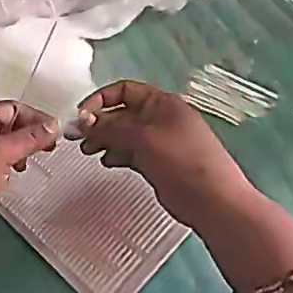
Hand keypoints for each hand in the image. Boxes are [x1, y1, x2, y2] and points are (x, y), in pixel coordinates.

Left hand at [0, 101, 59, 223]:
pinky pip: (0, 160)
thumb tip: (54, 125)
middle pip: (9, 124)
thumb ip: (30, 137)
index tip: (53, 130)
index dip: (33, 116)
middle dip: (30, 133)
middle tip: (49, 146)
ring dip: (22, 149)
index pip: (11, 108)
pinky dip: (11, 163)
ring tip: (32, 159)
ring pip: (6, 143)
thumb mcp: (3, 151)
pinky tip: (16, 172)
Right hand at [76, 80, 259, 227]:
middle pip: (121, 113)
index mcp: (162, 104)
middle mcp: (160, 119)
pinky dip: (116, 154)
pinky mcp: (157, 162)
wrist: (214, 201)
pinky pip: (130, 151)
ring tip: (89, 150)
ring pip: (123, 134)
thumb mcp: (142, 138)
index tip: (82, 115)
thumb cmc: (183, 162)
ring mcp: (159, 141)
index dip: (100, 99)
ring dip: (104, 139)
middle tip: (78, 136)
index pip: (124, 90)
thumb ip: (109, 128)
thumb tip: (83, 123)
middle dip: (98, 123)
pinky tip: (107, 161)